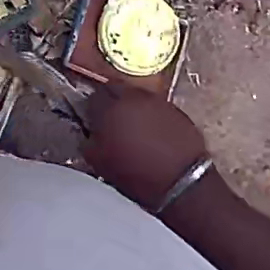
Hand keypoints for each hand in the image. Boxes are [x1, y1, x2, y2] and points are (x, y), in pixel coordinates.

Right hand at [82, 85, 210, 208]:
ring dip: (130, 105)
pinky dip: (149, 114)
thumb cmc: (134, 173)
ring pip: (137, 95)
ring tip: (131, 124)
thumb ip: (88, 140)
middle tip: (108, 116)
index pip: (92, 96)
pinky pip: (155, 106)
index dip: (89, 107)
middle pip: (114, 87)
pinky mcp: (176, 110)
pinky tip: (151, 131)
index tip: (91, 119)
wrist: (181, 182)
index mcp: (110, 107)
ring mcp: (157, 101)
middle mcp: (133, 97)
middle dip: (109, 99)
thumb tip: (89, 132)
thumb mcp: (98, 160)